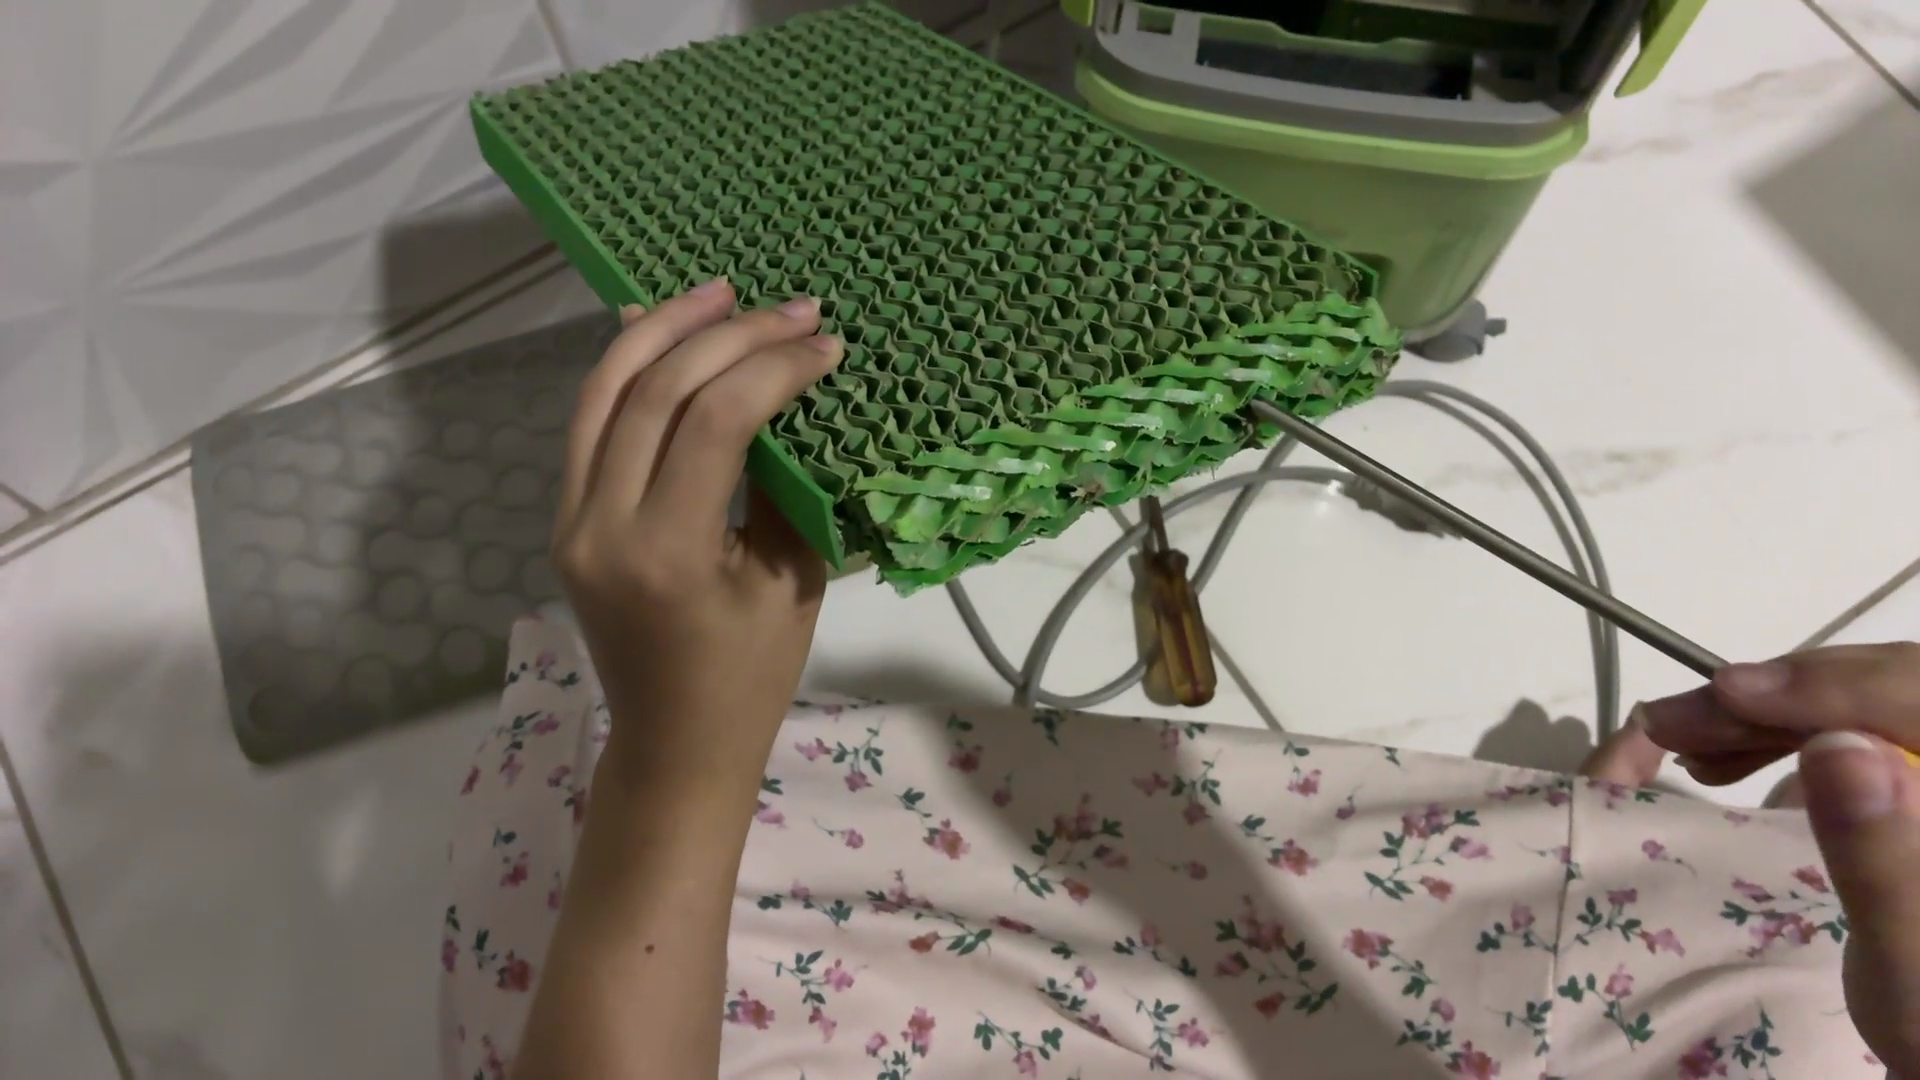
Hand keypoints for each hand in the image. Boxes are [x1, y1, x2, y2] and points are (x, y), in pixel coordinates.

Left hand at [552, 279, 840, 789]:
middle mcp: (601, 525)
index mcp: (668, 552)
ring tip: (718, 291)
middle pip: (655, 391)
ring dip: (662, 330)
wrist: (673, 744)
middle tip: (791, 307)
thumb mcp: (790, 583)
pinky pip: (589, 424)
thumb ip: (784, 489)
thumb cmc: (750, 678)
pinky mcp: (567, 519)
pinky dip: (625, 370)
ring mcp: (570, 520)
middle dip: (729, 336)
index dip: (774, 368)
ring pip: (602, 393)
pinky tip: (663, 336)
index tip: (826, 345)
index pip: (716, 421)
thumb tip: (790, 409)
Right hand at [1640, 644, 1919, 1073]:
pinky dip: (1778, 730)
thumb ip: (1883, 857)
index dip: (1832, 684)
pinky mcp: (1913, 789)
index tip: (1726, 691)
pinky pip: (1849, 729)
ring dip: (1763, 712)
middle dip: (1774, 695)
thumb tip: (1837, 745)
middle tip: (1674, 720)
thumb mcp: (1914, 967)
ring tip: (1681, 738)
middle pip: (1889, 689)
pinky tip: (1728, 756)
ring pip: (1862, 703)